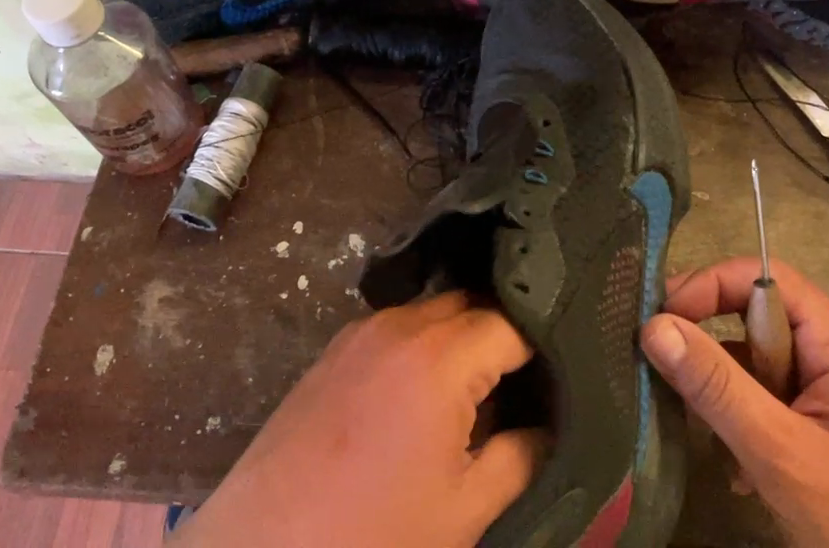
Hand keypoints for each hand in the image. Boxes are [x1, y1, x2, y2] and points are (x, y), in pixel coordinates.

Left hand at [174, 292, 544, 547]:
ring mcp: (360, 331)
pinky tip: (429, 390)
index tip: (562, 369)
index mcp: (438, 355)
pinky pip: (397, 327)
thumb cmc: (375, 528)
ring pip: (433, 311)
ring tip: (483, 386)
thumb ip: (519, 458)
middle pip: (471, 303)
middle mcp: (400, 325)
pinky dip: (425, 343)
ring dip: (463, 335)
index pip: (511, 322)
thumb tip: (548, 427)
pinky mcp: (335, 349)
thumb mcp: (464, 507)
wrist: (267, 541)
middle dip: (504, 331)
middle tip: (528, 377)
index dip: (543, 342)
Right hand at [640, 258, 828, 547]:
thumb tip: (653, 325)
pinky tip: (731, 466)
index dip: (711, 285)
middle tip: (656, 364)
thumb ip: (717, 386)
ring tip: (687, 419)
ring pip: (755, 364)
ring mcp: (828, 398)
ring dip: (721, 390)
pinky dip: (738, 424)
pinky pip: (765, 403)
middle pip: (756, 320)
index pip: (767, 280)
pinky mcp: (819, 433)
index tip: (660, 317)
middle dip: (708, 341)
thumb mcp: (780, 451)